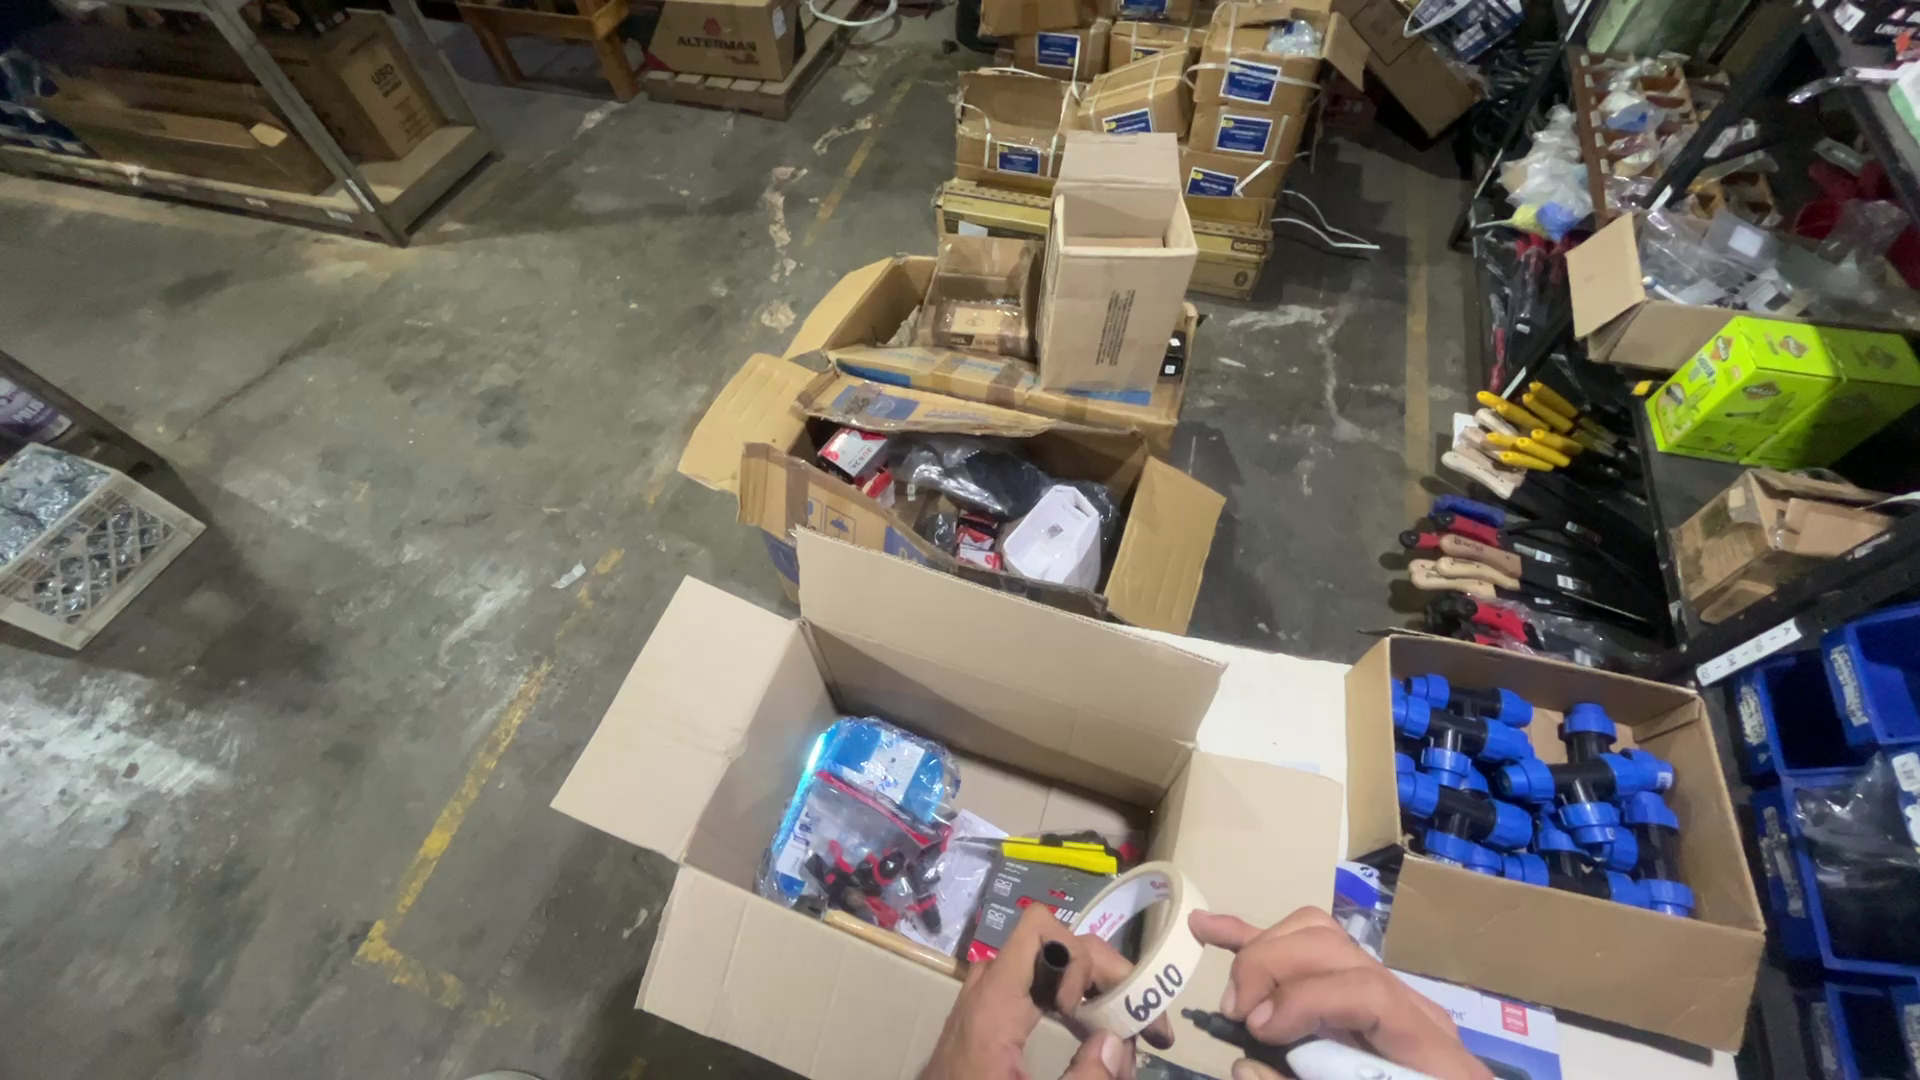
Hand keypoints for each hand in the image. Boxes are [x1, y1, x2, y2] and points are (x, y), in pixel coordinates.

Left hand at [919, 905, 1171, 1079]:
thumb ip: (1082, 1078)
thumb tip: (1117, 1042)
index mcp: (994, 998)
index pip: (1039, 926)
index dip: (1076, 957)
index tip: (1087, 1014)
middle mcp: (990, 983)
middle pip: (1056, 946)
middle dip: (1106, 977)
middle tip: (1148, 1029)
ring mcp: (990, 994)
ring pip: (1052, 967)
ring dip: (1095, 993)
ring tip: (1129, 1037)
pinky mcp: (993, 1012)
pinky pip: (1039, 987)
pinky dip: (1074, 1004)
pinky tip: (1096, 1035)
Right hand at [1188, 907, 1492, 1079]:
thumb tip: (1243, 1063)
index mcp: (1433, 1054)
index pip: (1367, 989)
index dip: (1304, 1000)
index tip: (1260, 1032)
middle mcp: (1412, 1008)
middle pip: (1333, 946)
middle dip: (1272, 968)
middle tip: (1236, 1014)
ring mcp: (1380, 992)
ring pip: (1315, 931)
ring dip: (1262, 952)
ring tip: (1235, 1000)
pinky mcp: (1347, 990)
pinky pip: (1298, 948)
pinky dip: (1250, 936)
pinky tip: (1204, 927)